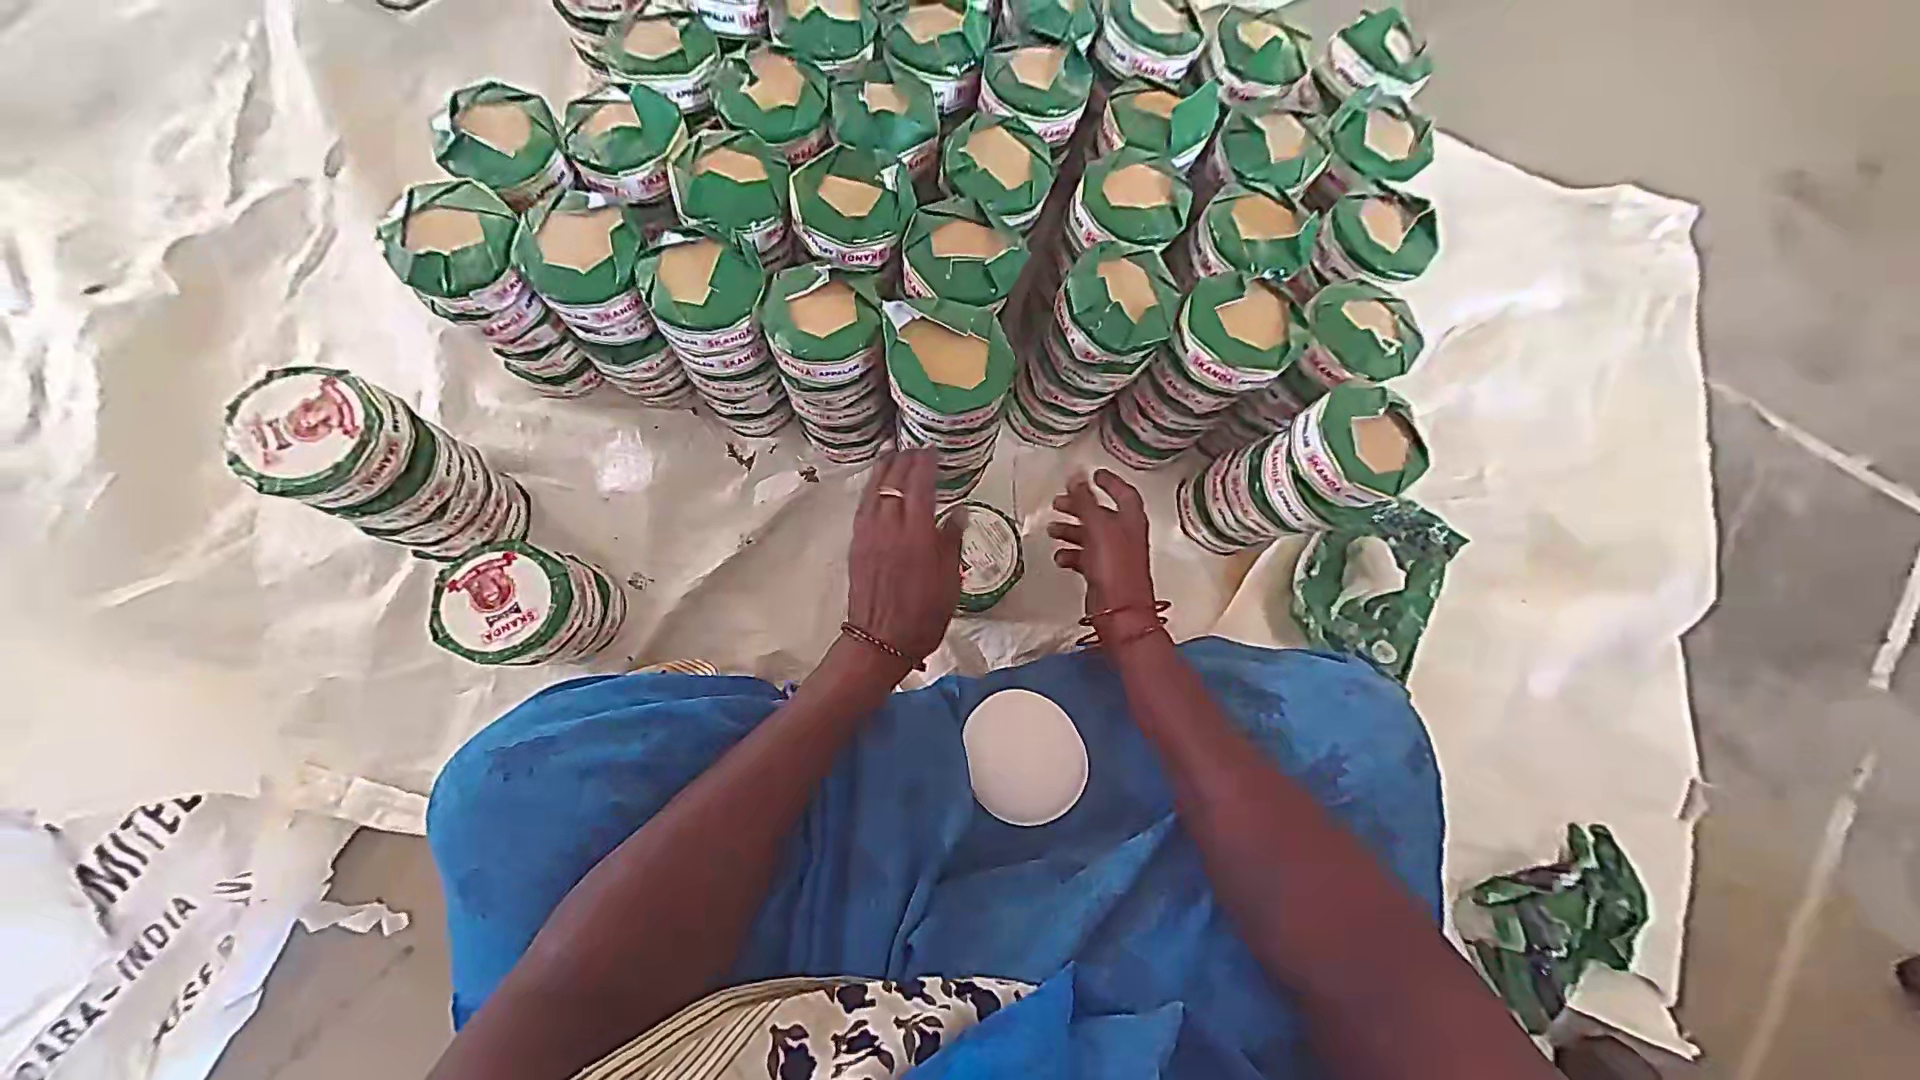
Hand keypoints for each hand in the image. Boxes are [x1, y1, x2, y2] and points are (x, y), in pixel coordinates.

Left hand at [844, 450, 964, 668]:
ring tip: (892, 454)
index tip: (933, 451)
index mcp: (917, 533)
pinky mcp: (856, 544)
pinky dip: (871, 488)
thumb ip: (951, 541)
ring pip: (873, 490)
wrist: (880, 640)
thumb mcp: (949, 580)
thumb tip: (957, 511)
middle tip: (915, 449)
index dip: (926, 464)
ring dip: (883, 469)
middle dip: (904, 461)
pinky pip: (863, 506)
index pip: (920, 485)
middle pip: (894, 482)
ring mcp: (868, 534)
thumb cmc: (923, 615)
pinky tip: (876, 485)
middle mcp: (889, 526)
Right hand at [1048, 470, 1158, 636]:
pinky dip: (1070, 554)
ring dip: (1070, 530)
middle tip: (1060, 501)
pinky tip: (1060, 556)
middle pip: (1101, 513)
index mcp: (1130, 520)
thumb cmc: (1115, 568)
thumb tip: (1077, 476)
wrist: (1119, 610)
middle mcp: (1124, 535)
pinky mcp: (1102, 573)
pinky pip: (1083, 557)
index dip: (1109, 482)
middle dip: (1080, 505)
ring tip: (1052, 528)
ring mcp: (1113, 555)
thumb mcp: (1098, 527)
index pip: (1123, 492)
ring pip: (1089, 535)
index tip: (1094, 474)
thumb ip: (1085, 501)